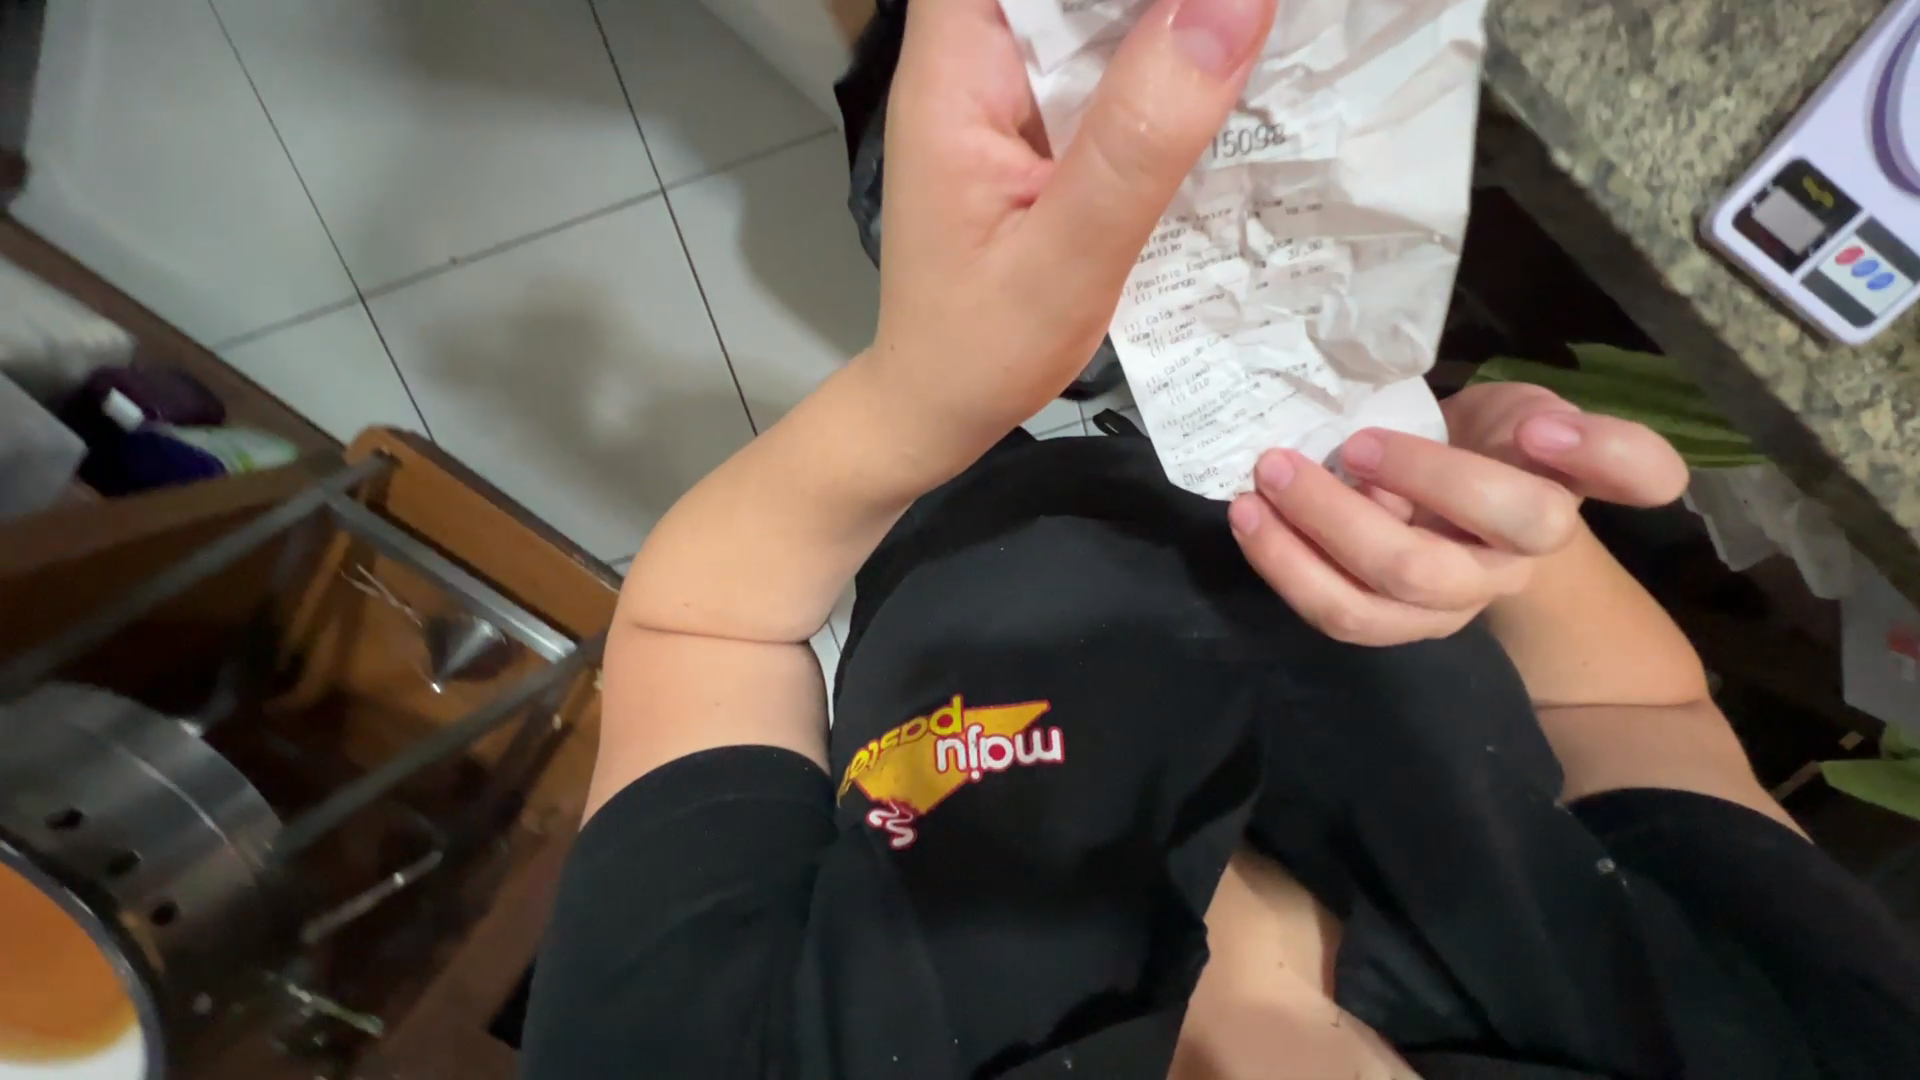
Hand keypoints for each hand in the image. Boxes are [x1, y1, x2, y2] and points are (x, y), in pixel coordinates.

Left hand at [857, 0, 1276, 458]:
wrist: (941, 404)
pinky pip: (1096, 74)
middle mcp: (968, 67)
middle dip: (1154, 0)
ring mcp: (996, 102)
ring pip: (1088, 18)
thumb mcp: (1068, 257)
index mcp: (955, 74)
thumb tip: (1233, 0)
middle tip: (1246, 19)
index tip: (1200, 1)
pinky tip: (1210, 90)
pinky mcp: (1026, 137)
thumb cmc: (983, 350)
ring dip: (1164, 24)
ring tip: (1245, 39)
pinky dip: (1153, 74)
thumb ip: (1139, 140)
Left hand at [1229, 383, 1688, 645]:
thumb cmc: (1483, 451)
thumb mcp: (1520, 415)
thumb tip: (1536, 434)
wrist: (1455, 499)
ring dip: (1294, 549)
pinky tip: (1251, 519)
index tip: (1539, 429)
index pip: (1624, 482)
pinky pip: (1330, 613)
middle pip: (1424, 567)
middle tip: (1288, 459)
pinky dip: (1280, 566)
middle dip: (1348, 513)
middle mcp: (1502, 568)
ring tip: (1253, 493)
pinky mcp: (1384, 624)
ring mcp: (1438, 608)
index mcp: (1552, 501)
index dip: (1594, 458)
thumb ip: (1539, 421)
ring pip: (1361, 608)